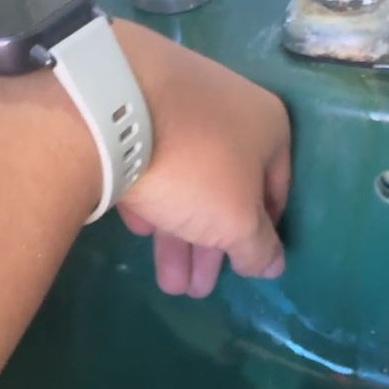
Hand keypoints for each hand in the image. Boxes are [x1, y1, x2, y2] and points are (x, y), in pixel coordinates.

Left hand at [111, 22, 290, 297]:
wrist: (113, 109)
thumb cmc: (196, 167)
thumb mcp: (237, 222)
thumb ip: (259, 248)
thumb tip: (273, 265)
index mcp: (267, 126)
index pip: (276, 192)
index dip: (261, 236)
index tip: (241, 266)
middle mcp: (229, 106)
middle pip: (226, 190)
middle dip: (211, 247)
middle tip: (197, 288)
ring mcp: (179, 99)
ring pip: (187, 179)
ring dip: (180, 236)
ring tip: (168, 283)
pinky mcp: (132, 102)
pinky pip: (151, 159)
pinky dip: (152, 196)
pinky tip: (140, 227)